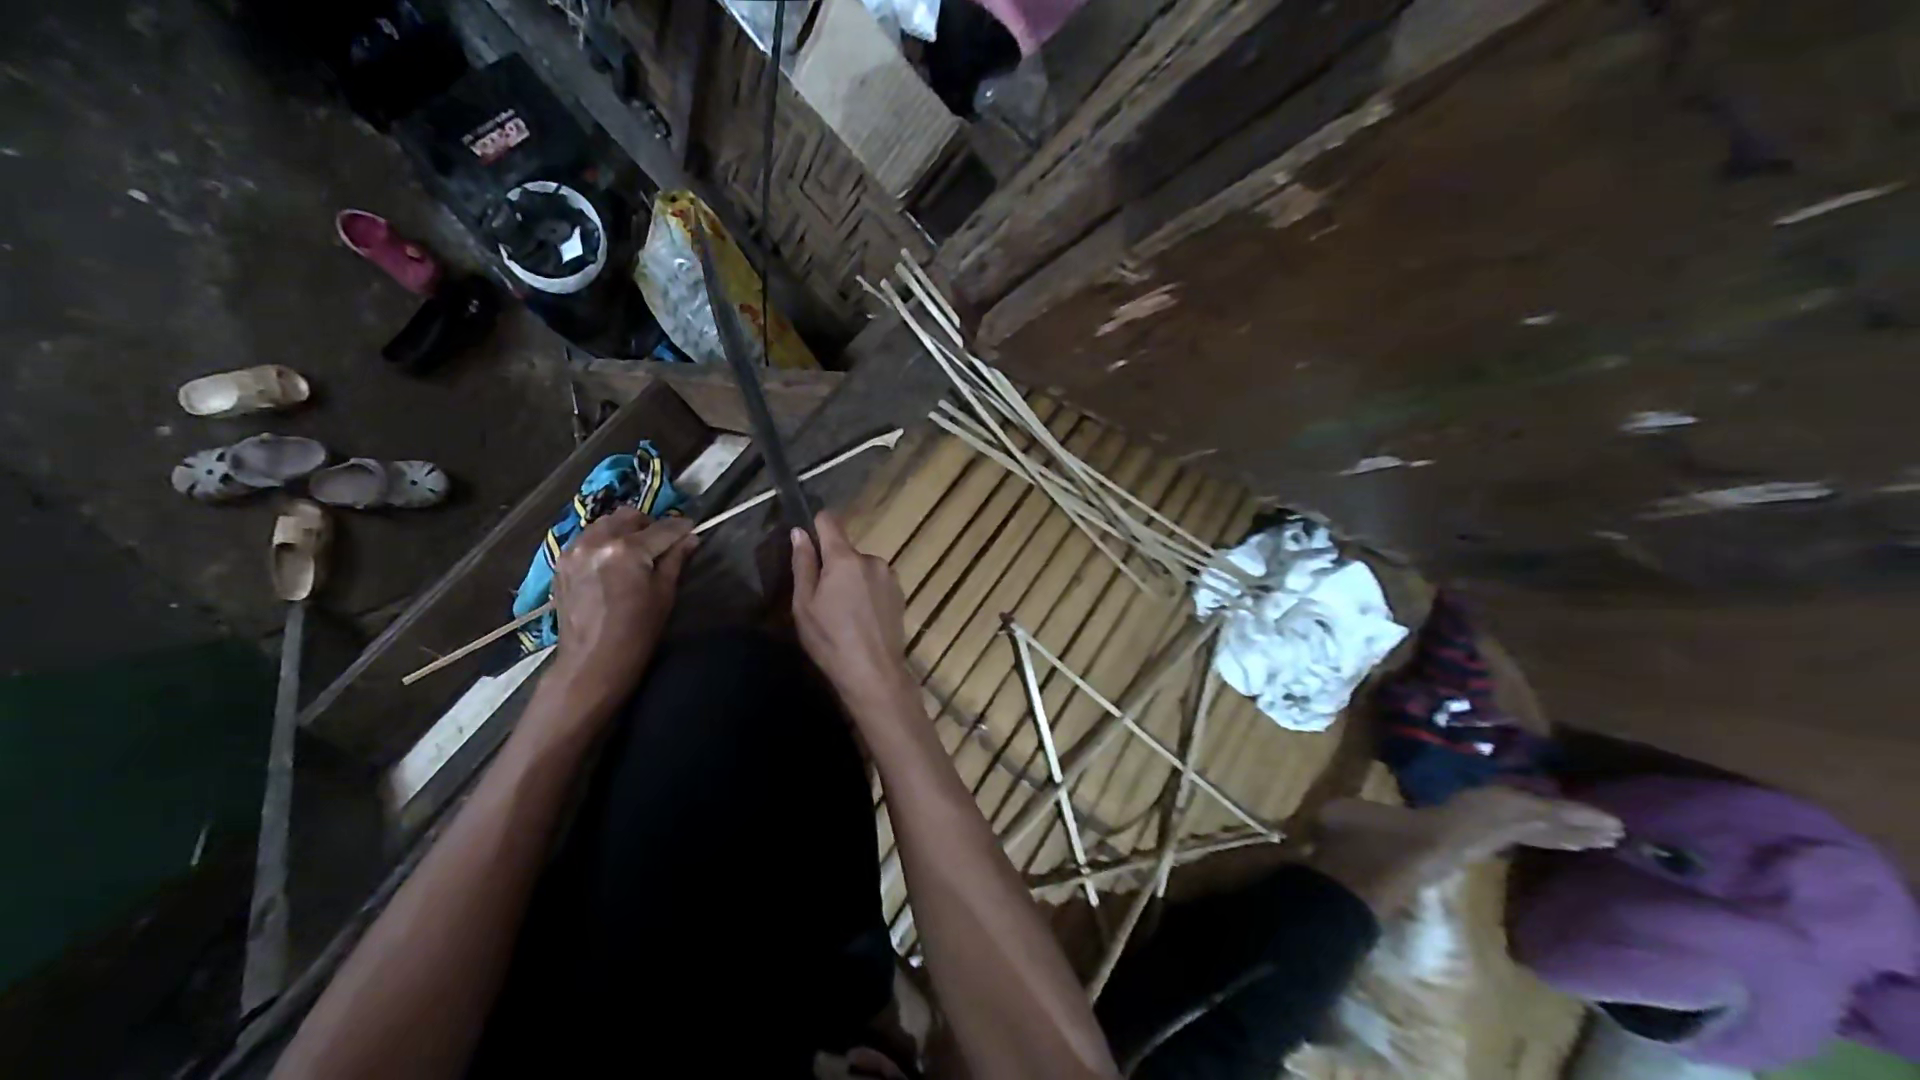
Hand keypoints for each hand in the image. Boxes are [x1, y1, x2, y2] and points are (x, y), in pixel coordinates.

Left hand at [551, 507, 696, 699]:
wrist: (592, 662)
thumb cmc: (637, 632)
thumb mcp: (664, 595)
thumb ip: (675, 560)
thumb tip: (689, 539)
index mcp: (627, 550)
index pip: (663, 528)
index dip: (682, 528)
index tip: (692, 530)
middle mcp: (597, 541)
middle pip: (629, 516)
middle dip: (649, 525)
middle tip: (661, 544)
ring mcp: (575, 550)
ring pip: (605, 523)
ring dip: (624, 530)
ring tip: (634, 551)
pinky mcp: (562, 562)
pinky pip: (587, 539)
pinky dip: (603, 542)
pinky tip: (612, 562)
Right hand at [790, 511, 913, 710]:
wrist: (873, 673)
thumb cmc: (830, 639)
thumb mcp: (805, 604)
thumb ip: (803, 564)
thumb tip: (799, 532)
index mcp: (845, 558)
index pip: (830, 521)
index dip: (816, 524)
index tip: (807, 538)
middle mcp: (872, 559)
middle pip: (846, 551)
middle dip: (833, 566)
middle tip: (823, 598)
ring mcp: (890, 576)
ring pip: (862, 568)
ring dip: (852, 581)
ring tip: (844, 614)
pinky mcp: (901, 594)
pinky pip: (877, 583)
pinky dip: (867, 594)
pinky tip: (862, 620)